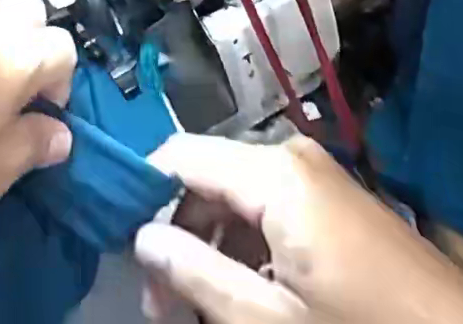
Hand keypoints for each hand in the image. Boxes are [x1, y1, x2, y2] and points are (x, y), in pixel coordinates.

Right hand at [134, 135, 462, 323]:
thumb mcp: (272, 323)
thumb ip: (196, 274)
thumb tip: (140, 237)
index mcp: (271, 171)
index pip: (179, 156)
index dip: (144, 197)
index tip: (126, 256)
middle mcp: (289, 156)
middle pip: (207, 180)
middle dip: (178, 238)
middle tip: (164, 310)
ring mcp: (317, 178)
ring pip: (237, 200)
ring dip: (212, 252)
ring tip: (201, 313)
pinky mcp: (337, 205)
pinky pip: (272, 214)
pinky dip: (249, 254)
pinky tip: (248, 303)